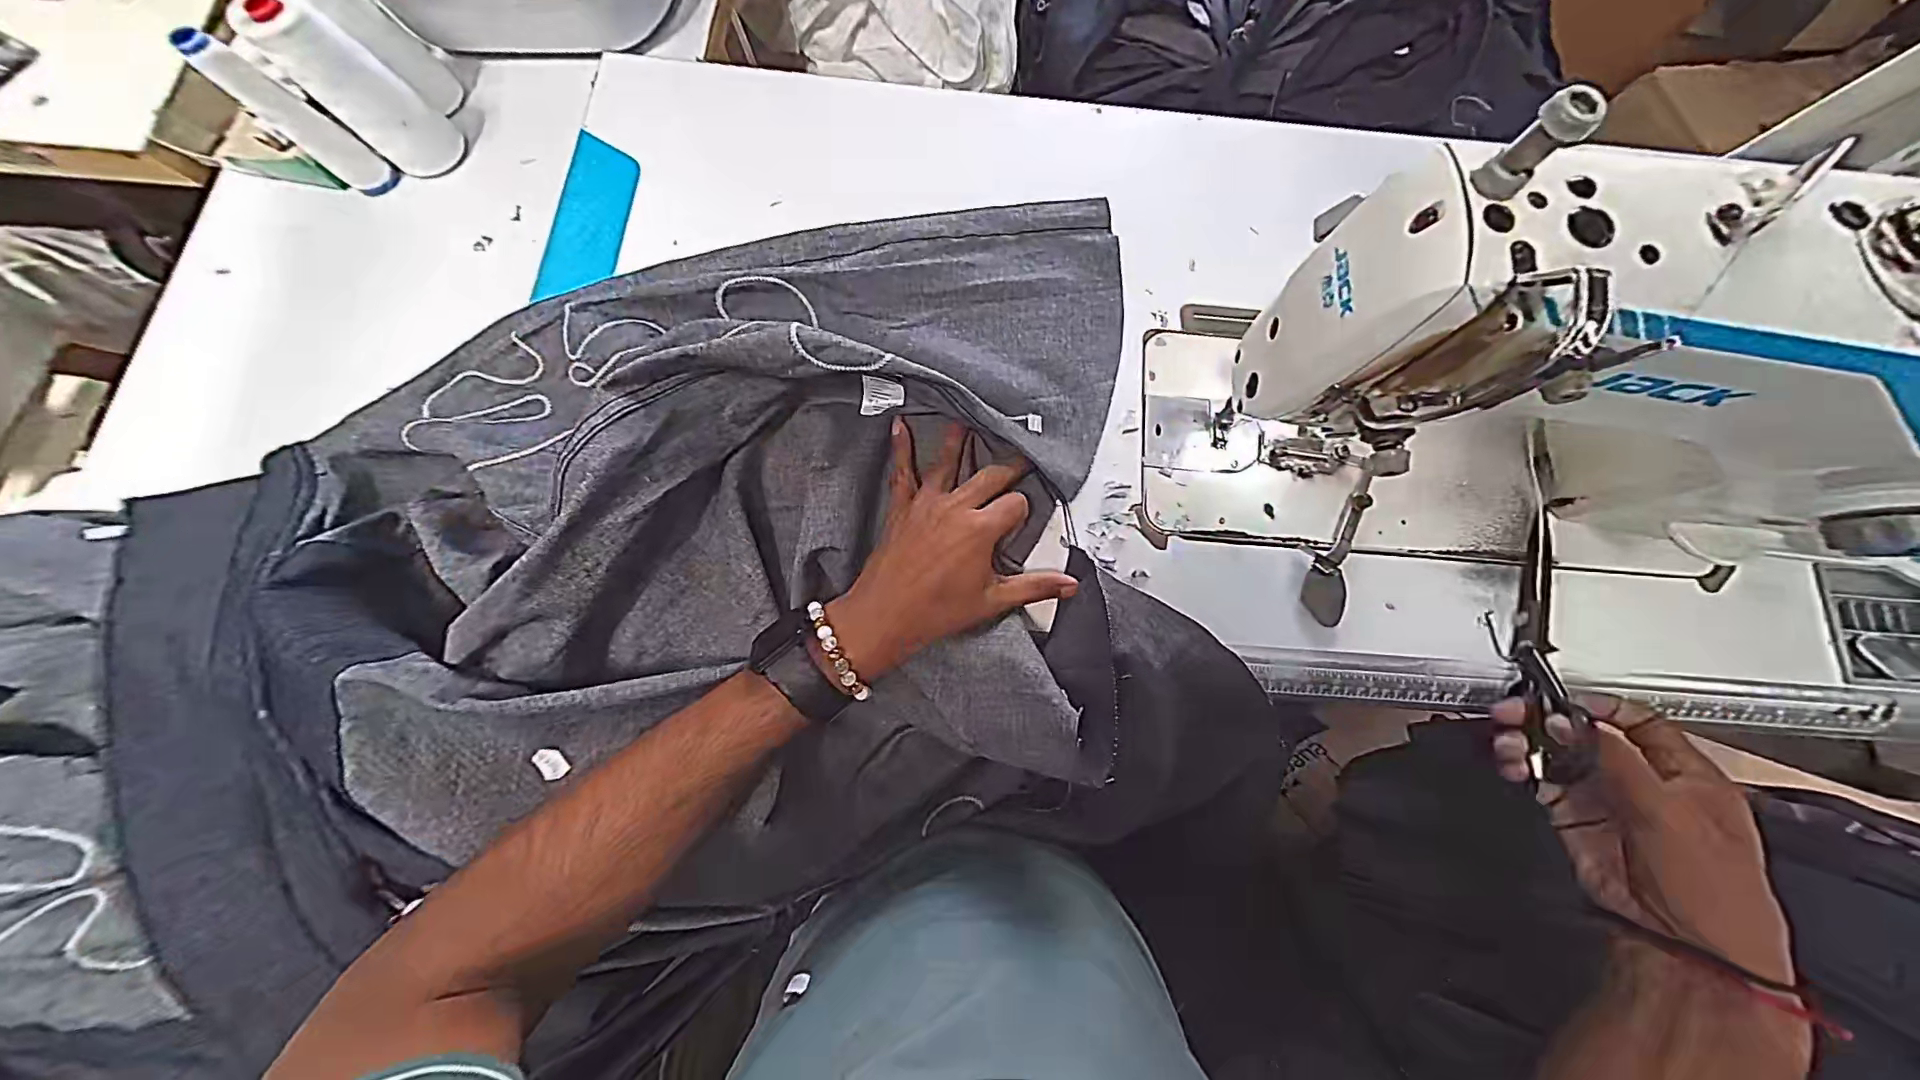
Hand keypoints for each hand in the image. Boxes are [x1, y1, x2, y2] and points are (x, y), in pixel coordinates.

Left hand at [819, 418, 1077, 683]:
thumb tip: (1067, 586)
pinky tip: (899, 427)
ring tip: (967, 423)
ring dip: (959, 442)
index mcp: (980, 530)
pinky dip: (901, 448)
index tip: (1023, 513)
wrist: (886, 615)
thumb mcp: (991, 601)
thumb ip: (1034, 587)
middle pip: (990, 476)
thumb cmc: (934, 611)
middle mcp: (955, 509)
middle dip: (1009, 467)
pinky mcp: (903, 509)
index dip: (1023, 507)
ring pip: (947, 463)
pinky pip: (903, 472)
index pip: (1015, 503)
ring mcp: (928, 505)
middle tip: (1019, 458)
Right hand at [1490, 694, 1794, 985]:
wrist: (1683, 940)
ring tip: (1509, 742)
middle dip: (1546, 720)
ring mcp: (1603, 799)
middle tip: (1516, 712)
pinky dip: (1518, 766)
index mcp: (1682, 774)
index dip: (1601, 706)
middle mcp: (1638, 782)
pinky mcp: (1571, 817)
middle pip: (1584, 735)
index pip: (1638, 722)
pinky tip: (1511, 763)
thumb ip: (1621, 761)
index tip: (1564, 700)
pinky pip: (1538, 779)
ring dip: (1526, 742)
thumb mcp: (1671, 812)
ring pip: (1554, 754)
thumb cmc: (1711, 887)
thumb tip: (1580, 721)